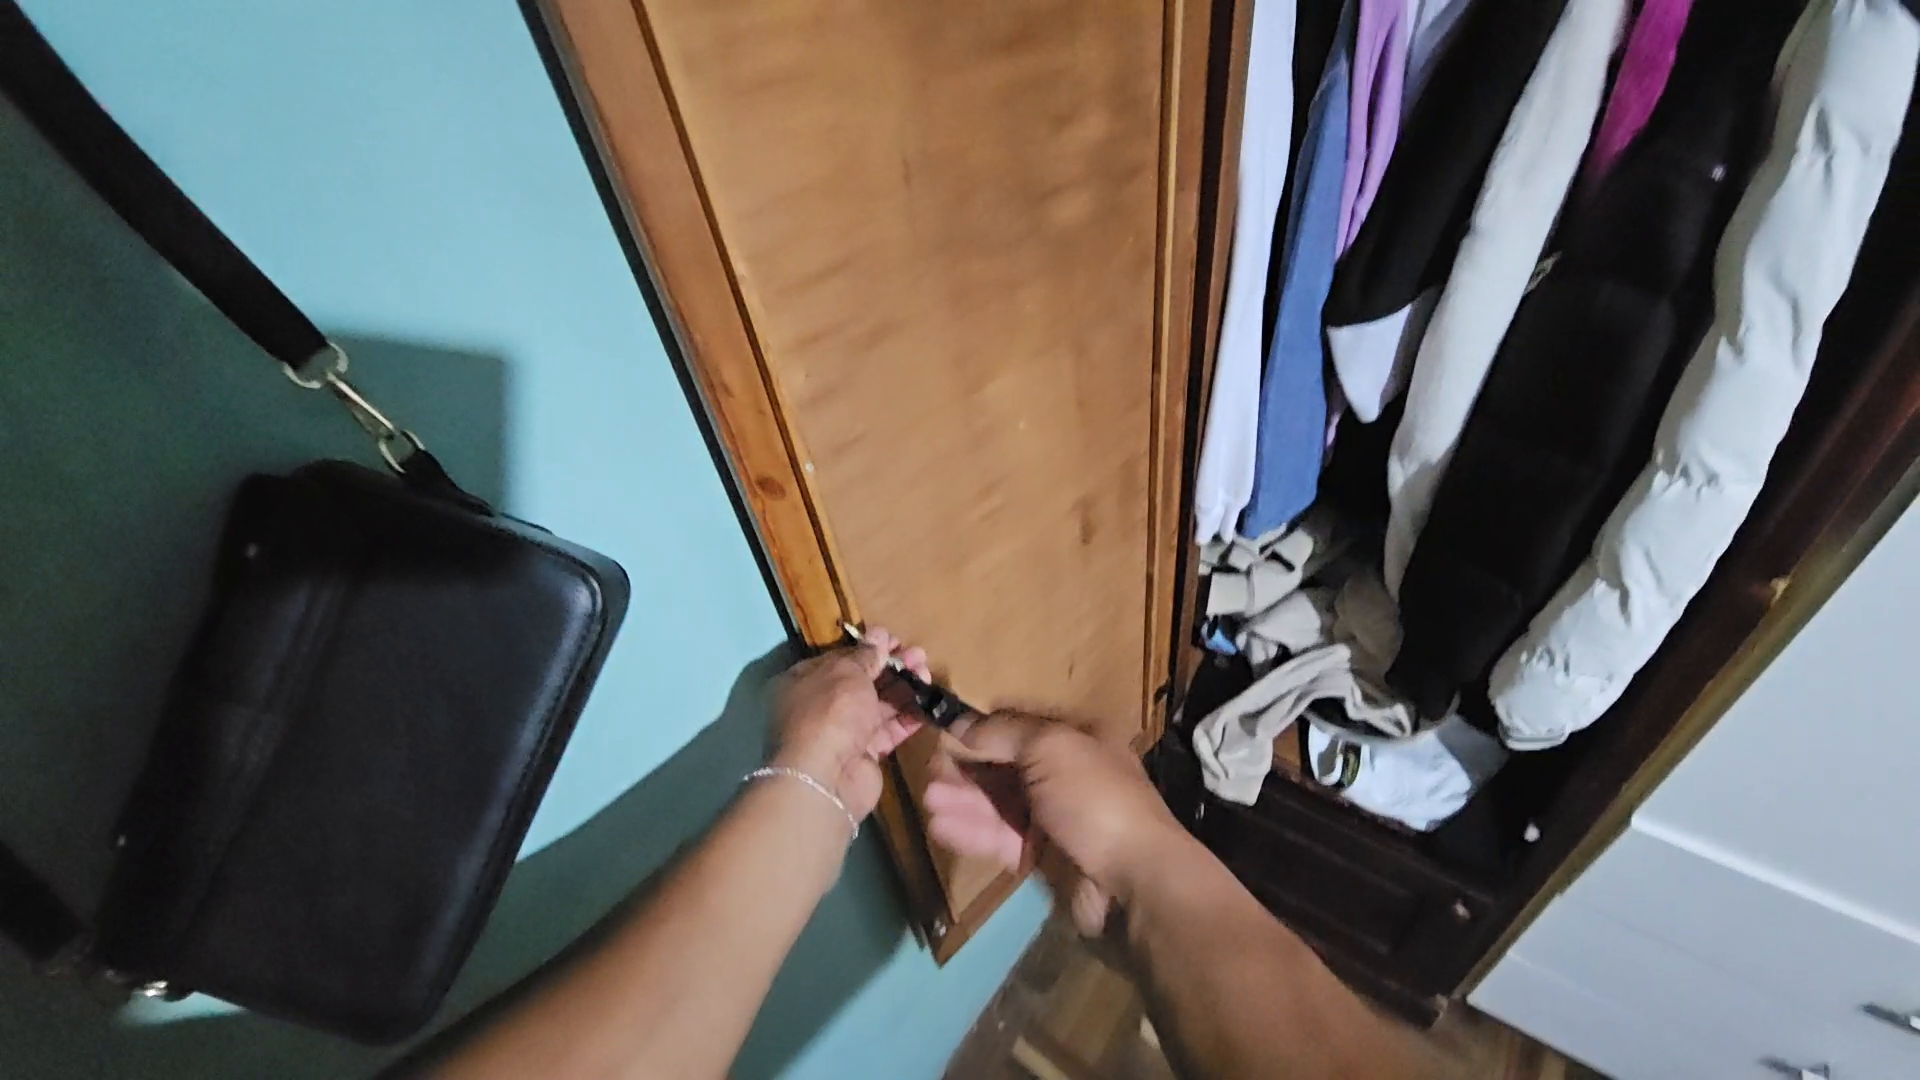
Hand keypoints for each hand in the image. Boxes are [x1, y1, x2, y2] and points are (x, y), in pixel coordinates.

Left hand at [768, 627, 926, 820]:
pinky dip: (906, 718)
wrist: (828, 776)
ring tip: (928, 675)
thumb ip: (865, 655)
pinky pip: (887, 731)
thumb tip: (878, 635)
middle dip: (891, 667)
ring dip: (903, 689)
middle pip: (861, 681)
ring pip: (876, 705)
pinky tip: (927, 705)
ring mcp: (841, 732)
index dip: (869, 648)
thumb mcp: (847, 672)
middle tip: (919, 656)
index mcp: (803, 681)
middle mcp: (819, 706)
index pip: (840, 659)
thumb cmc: (831, 711)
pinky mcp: (863, 755)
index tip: (895, 640)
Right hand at [922, 713, 1193, 934]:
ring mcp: (1054, 818)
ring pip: (1000, 803)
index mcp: (1077, 739)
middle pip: (1006, 766)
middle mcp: (1066, 774)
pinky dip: (972, 831)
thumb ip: (1002, 733)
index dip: (983, 730)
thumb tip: (960, 724)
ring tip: (929, 801)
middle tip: (930, 773)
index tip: (945, 734)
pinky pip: (1001, 838)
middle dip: (967, 768)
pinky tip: (942, 827)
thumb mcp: (1050, 746)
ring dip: (964, 800)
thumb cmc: (1094, 798)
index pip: (1020, 727)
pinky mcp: (1043, 858)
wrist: (1133, 882)